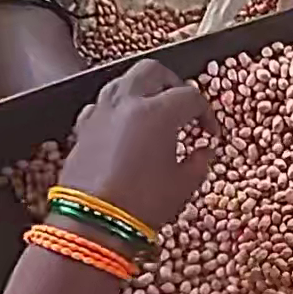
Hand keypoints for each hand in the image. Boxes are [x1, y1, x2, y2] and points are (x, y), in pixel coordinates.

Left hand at [57, 59, 217, 234]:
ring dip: (143, 90)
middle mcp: (127, 102)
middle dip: (172, 84)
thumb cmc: (144, 203)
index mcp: (158, 113)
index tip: (210, 132)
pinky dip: (119, 108)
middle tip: (183, 107)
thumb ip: (199, 161)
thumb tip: (205, 150)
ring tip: (155, 114)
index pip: (190, 96)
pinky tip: (126, 129)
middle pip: (153, 71)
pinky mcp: (82, 127)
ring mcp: (101, 111)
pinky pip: (103, 104)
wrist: (94, 222)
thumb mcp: (183, 185)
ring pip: (124, 81)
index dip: (205, 113)